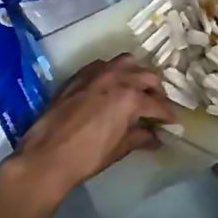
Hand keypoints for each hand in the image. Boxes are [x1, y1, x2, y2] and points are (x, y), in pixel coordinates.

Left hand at [7, 56, 175, 197]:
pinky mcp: (79, 76)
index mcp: (131, 98)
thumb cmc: (88, 156)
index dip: (168, 116)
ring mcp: (96, 74)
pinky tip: (111, 87)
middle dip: (156, 92)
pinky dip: (113, 72)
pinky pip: (103, 65)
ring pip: (127, 62)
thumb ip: (141, 137)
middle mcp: (117, 79)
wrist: (46, 156)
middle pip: (148, 77)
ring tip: (136, 89)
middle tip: (156, 106)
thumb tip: (156, 137)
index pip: (158, 105)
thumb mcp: (121, 148)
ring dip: (137, 74)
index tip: (171, 123)